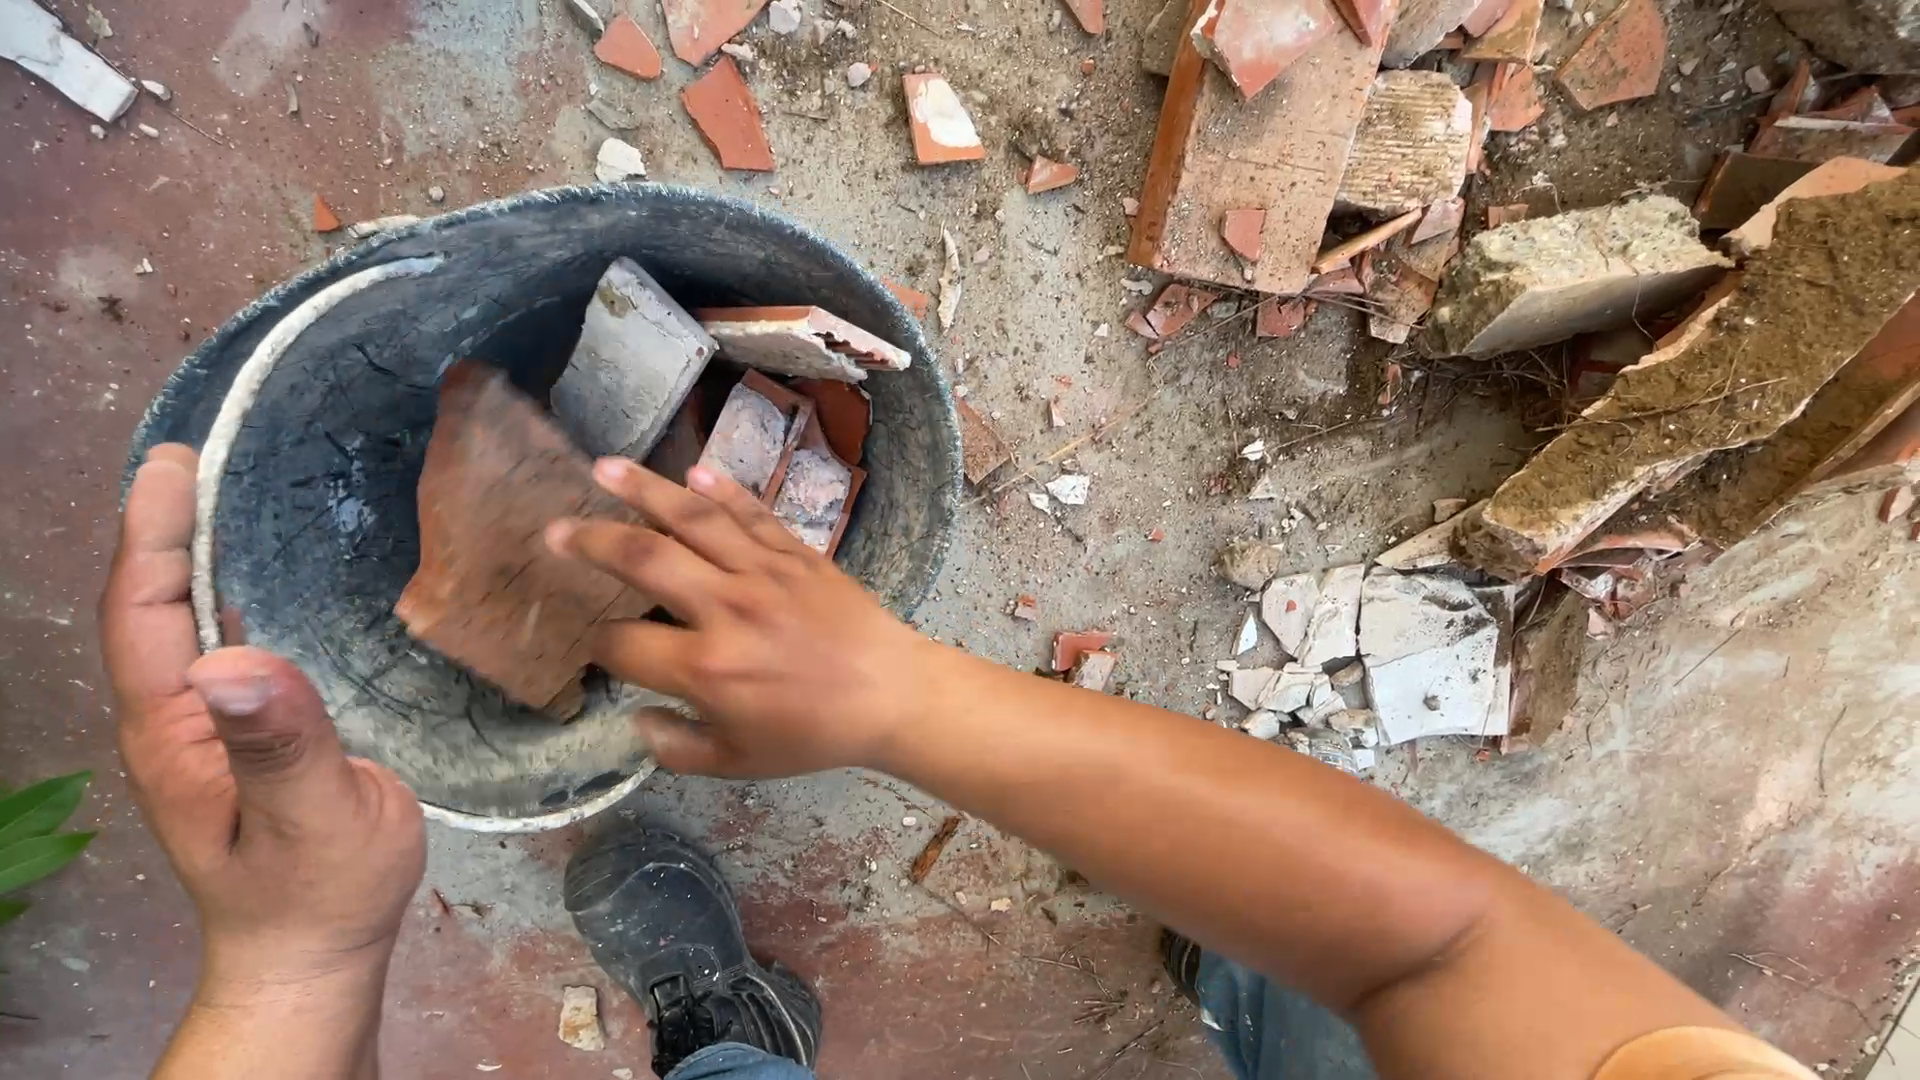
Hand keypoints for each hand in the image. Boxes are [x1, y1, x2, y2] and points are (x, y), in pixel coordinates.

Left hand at [99, 444, 425, 1000]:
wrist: (314, 943)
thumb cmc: (320, 885)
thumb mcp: (312, 817)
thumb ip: (279, 745)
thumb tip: (235, 662)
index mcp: (178, 730)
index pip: (146, 617)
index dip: (152, 538)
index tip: (173, 466)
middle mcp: (179, 719)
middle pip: (151, 610)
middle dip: (159, 530)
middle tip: (191, 462)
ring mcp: (211, 728)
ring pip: (184, 627)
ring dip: (188, 558)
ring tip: (220, 500)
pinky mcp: (249, 734)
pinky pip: (226, 647)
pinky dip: (231, 598)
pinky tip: (262, 581)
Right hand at [545, 458, 944, 777]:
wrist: (891, 693)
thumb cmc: (815, 733)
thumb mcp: (740, 763)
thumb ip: (678, 747)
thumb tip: (636, 719)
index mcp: (708, 668)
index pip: (624, 643)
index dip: (598, 643)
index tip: (594, 640)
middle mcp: (727, 608)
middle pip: (645, 560)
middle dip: (592, 542)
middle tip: (555, 528)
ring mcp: (764, 573)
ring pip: (695, 519)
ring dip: (645, 490)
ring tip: (603, 467)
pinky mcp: (797, 554)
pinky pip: (752, 514)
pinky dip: (723, 490)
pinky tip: (695, 470)